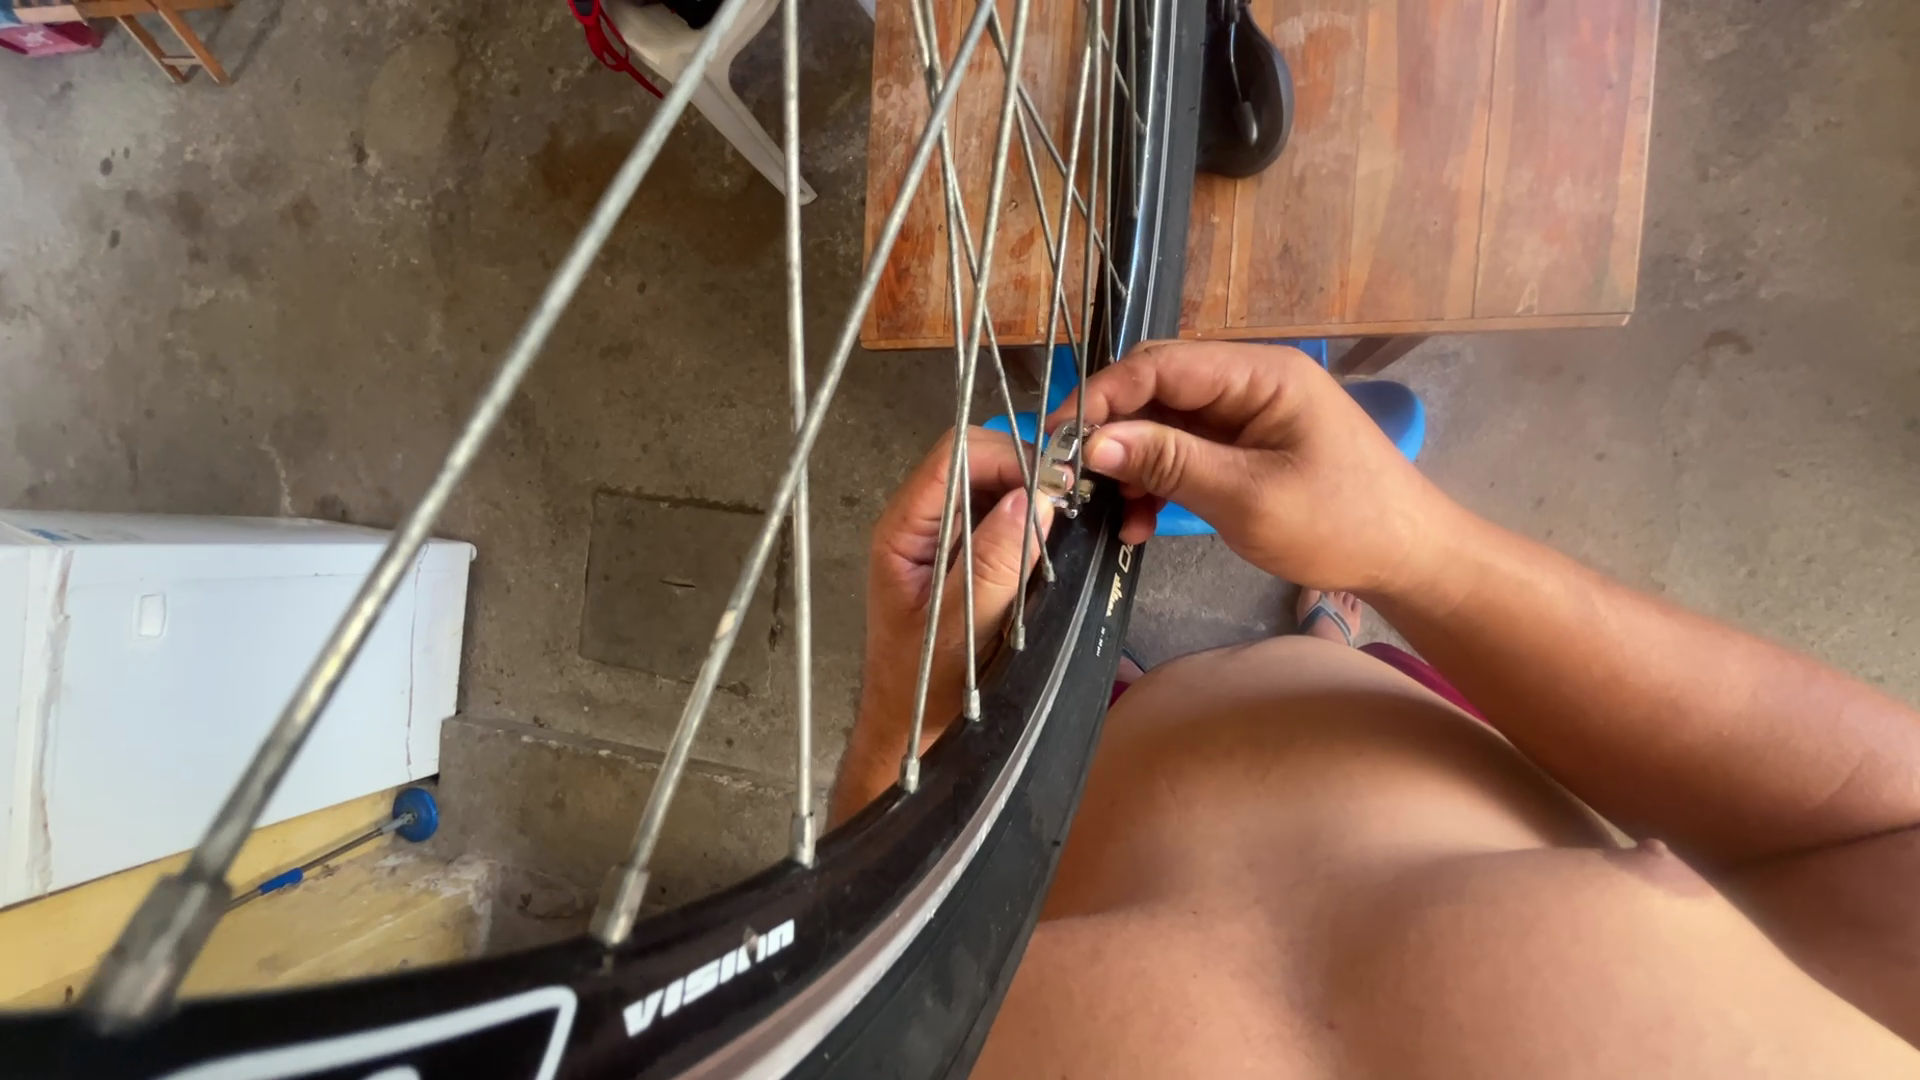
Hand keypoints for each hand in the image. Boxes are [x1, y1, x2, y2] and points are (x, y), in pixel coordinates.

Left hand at [859, 427, 1054, 746]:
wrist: (912, 731)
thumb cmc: (924, 687)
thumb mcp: (959, 630)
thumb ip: (992, 565)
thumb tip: (1031, 498)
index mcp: (902, 532)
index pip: (953, 457)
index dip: (1007, 456)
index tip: (1056, 480)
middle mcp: (919, 524)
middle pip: (972, 462)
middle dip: (1023, 468)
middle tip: (1071, 496)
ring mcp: (943, 538)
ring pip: (990, 486)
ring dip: (1030, 490)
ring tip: (1070, 511)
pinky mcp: (966, 556)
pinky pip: (1000, 517)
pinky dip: (1030, 517)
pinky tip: (1055, 535)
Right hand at [1051, 341, 1457, 595]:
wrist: (1405, 557)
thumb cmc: (1340, 522)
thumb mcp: (1247, 495)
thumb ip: (1168, 463)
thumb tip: (1092, 443)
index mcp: (1258, 374)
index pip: (1160, 365)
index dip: (1102, 396)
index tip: (1058, 439)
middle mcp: (1245, 382)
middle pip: (1154, 390)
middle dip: (1111, 432)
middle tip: (1076, 478)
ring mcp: (1242, 415)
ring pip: (1160, 425)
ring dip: (1130, 467)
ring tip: (1116, 515)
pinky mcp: (1238, 447)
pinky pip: (1179, 454)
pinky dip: (1153, 485)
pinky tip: (1141, 523)